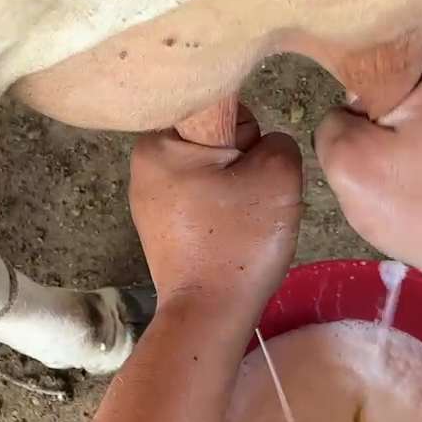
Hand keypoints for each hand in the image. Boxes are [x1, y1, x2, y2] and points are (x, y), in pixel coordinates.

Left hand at [129, 104, 302, 327]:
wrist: (210, 315)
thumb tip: (262, 150)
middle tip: (250, 203)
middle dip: (242, 166)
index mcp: (159, 140)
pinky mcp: (161, 229)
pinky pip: (204, 204)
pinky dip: (221, 216)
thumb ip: (277, 137)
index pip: (220, 106)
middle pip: (216, 141)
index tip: (249, 172)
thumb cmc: (238, 242)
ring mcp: (149, 201)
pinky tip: (229, 239)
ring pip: (214, 174)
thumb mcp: (278, 172)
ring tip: (241, 224)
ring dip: (236, 193)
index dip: (249, 136)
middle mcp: (144, 165)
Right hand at [314, 30, 421, 279]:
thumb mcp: (350, 164)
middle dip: (385, 118)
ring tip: (411, 175)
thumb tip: (348, 117)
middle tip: (389, 165)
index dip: (360, 102)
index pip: (379, 56)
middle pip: (402, 78)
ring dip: (406, 136)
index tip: (370, 144)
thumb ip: (331, 124)